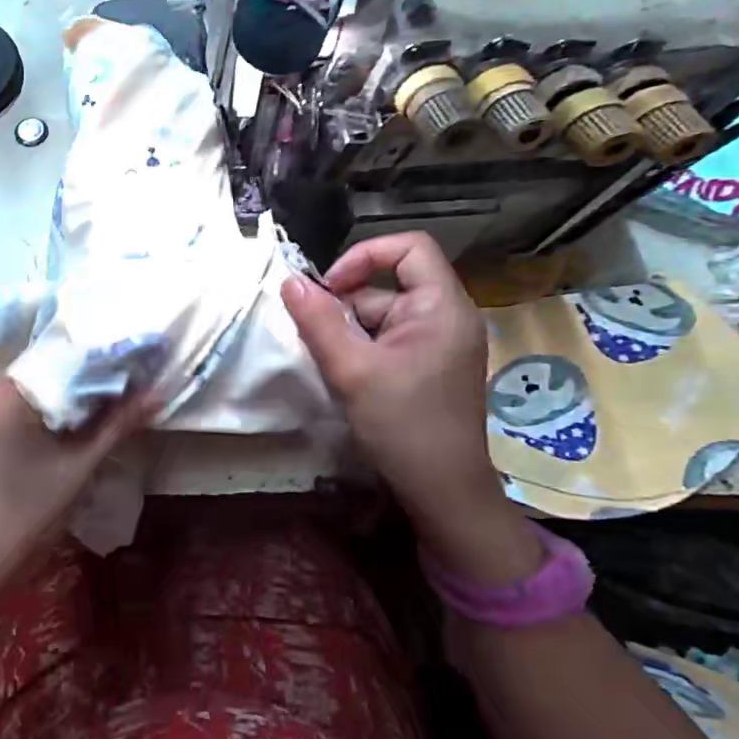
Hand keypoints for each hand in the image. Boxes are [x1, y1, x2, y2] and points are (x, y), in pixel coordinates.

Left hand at [0, 377, 149, 604]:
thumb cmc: (22, 515)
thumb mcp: (78, 467)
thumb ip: (118, 425)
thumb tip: (161, 391)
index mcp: (8, 387)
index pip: (68, 354)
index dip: (111, 357)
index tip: (149, 355)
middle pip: (58, 371)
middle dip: (101, 376)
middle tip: (147, 374)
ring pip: (49, 391)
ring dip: (86, 396)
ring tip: (132, 391)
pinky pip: (37, 408)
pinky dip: (66, 412)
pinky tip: (98, 417)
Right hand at [281, 232, 539, 584]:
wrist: (443, 491)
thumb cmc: (403, 426)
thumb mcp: (352, 370)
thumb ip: (318, 322)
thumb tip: (289, 281)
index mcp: (443, 307)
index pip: (410, 247)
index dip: (364, 255)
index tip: (329, 288)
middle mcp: (449, 316)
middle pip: (389, 284)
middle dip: (347, 306)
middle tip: (318, 338)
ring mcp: (442, 343)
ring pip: (384, 315)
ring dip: (351, 332)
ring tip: (333, 365)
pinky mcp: (432, 365)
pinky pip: (391, 339)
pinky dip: (364, 349)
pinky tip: (348, 376)